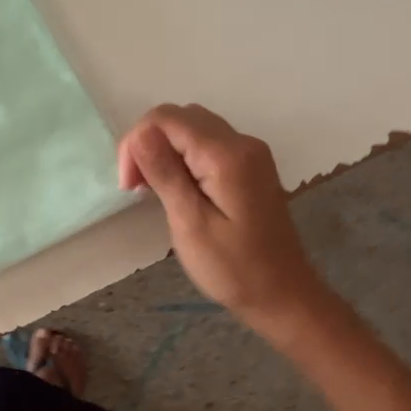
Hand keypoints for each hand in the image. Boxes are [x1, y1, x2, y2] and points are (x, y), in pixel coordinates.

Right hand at [117, 104, 331, 335]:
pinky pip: (204, 144)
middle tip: (136, 188)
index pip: (166, 118)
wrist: (281, 293)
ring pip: (190, 128)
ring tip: (151, 189)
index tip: (130, 186)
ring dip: (161, 150)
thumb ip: (165, 173)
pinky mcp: (247, 167)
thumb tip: (140, 134)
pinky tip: (174, 188)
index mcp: (226, 155)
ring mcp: (248, 153)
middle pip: (178, 117)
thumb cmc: (231, 267)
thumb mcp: (190, 222)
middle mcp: (241, 143)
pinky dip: (179, 157)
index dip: (136, 143)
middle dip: (146, 144)